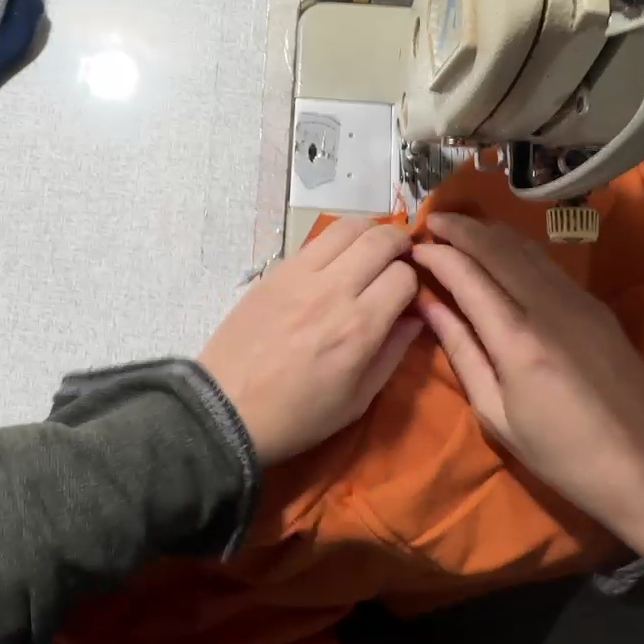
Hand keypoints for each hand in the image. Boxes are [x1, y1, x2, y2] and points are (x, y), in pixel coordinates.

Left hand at [199, 218, 421, 464]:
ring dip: (368, 231)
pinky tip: (336, 259)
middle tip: (401, 255)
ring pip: (345, 227)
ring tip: (371, 248)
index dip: (415, 281)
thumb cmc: (297, 416)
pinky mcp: (275, 271)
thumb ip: (393, 353)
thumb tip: (416, 317)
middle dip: (400, 242)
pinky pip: (314, 241)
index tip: (410, 292)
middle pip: (379, 239)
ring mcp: (299, 275)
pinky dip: (335, 242)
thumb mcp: (358, 400)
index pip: (404, 276)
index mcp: (359, 327)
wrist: (227, 409)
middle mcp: (333, 290)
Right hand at [411, 214, 643, 555]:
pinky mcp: (597, 306)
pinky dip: (516, 248)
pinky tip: (502, 253)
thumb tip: (428, 305)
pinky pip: (547, 263)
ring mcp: (578, 302)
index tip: (411, 247)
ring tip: (460, 228)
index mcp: (517, 340)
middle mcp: (548, 307)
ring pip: (526, 248)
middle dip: (461, 228)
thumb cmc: (563, 455)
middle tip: (431, 220)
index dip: (436, 255)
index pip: (466, 275)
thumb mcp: (496, 414)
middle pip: (497, 247)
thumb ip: (461, 352)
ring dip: (489, 232)